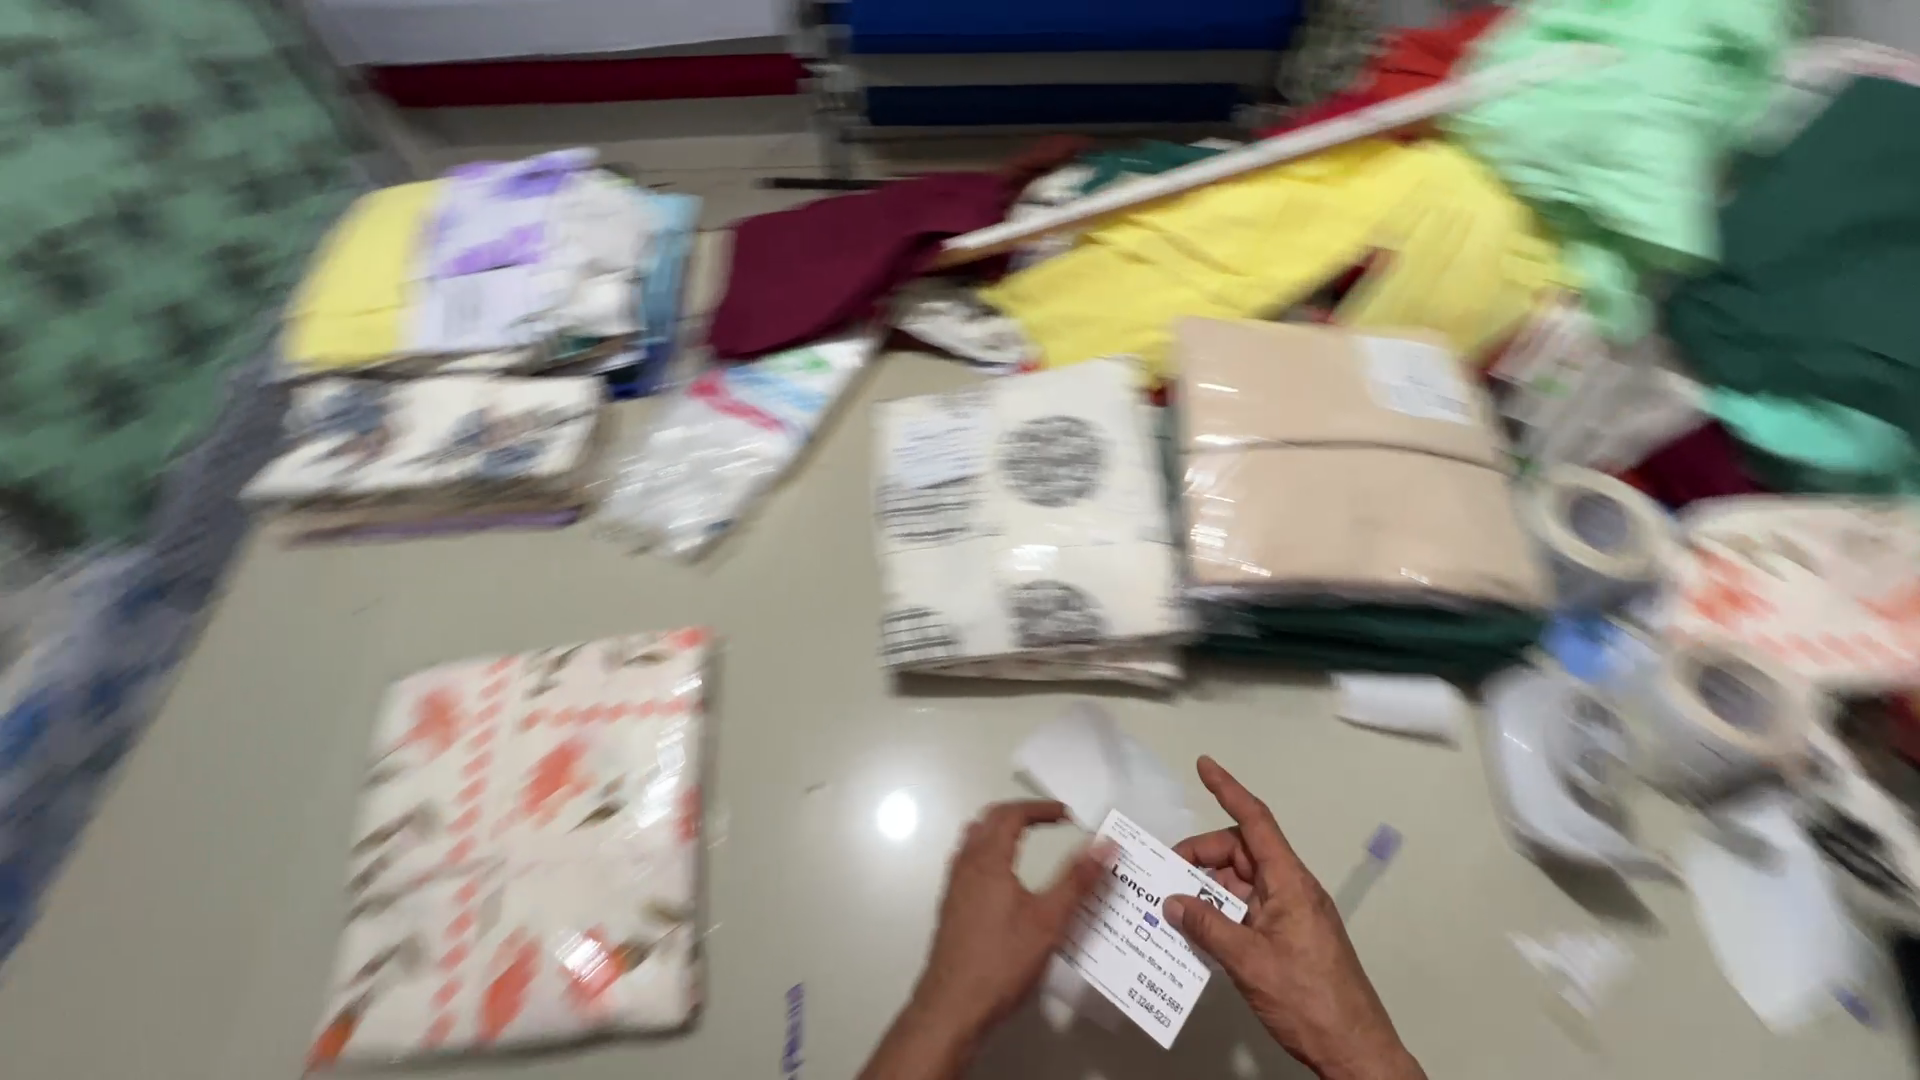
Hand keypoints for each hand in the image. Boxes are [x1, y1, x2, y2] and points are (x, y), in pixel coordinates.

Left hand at [916, 799, 1110, 1035]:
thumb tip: (1104, 845)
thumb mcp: (1049, 921)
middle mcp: (966, 865)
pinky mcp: (951, 907)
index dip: (1040, 808)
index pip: (1012, 815)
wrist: (952, 1007)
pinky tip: (1002, 878)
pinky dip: (989, 852)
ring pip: (974, 839)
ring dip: (1000, 829)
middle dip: (1021, 813)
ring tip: (1025, 839)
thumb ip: (1077, 880)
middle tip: (1049, 820)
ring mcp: (954, 886)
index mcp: (988, 859)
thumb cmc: (1000, 962)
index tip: (1065, 814)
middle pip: (989, 820)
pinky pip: (968, 861)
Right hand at [1166, 758, 1423, 1079]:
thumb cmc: (1308, 1000)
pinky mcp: (1287, 938)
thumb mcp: (1248, 961)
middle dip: (1201, 858)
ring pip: (1239, 883)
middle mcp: (1290, 889)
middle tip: (1166, 876)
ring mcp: (1289, 914)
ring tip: (1173, 907)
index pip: (1255, 821)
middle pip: (1239, 853)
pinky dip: (1219, 913)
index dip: (1228, 789)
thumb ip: (1206, 927)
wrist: (1356, 1054)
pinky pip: (1245, 910)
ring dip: (1207, 890)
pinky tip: (1196, 932)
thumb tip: (1171, 902)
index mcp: (1288, 882)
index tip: (1204, 765)